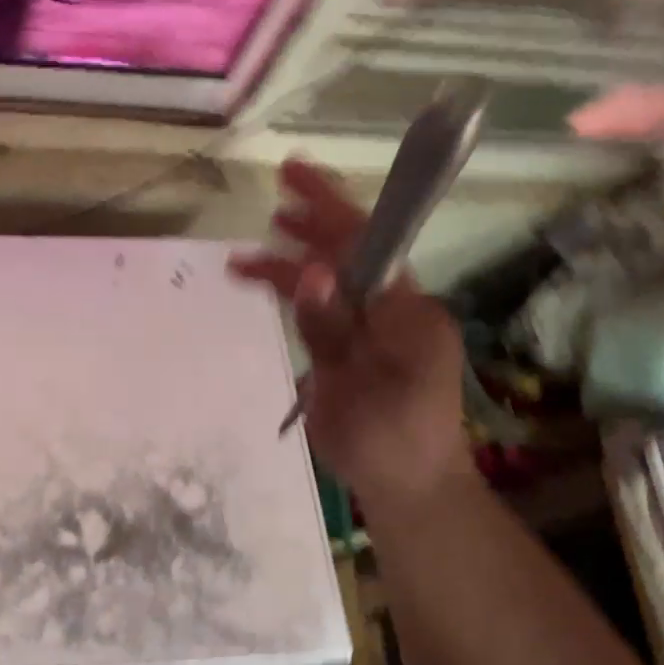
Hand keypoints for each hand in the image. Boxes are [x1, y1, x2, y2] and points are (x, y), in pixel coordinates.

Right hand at [229, 157, 473, 510]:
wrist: (411, 488)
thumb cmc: (386, 443)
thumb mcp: (353, 389)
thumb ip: (329, 331)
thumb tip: (311, 271)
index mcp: (405, 312)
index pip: (367, 243)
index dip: (329, 206)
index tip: (292, 175)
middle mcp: (397, 311)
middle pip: (353, 255)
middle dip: (313, 225)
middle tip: (273, 199)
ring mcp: (382, 332)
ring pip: (337, 284)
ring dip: (297, 266)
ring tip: (252, 254)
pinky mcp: (365, 353)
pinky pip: (334, 312)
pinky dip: (303, 298)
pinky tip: (280, 292)